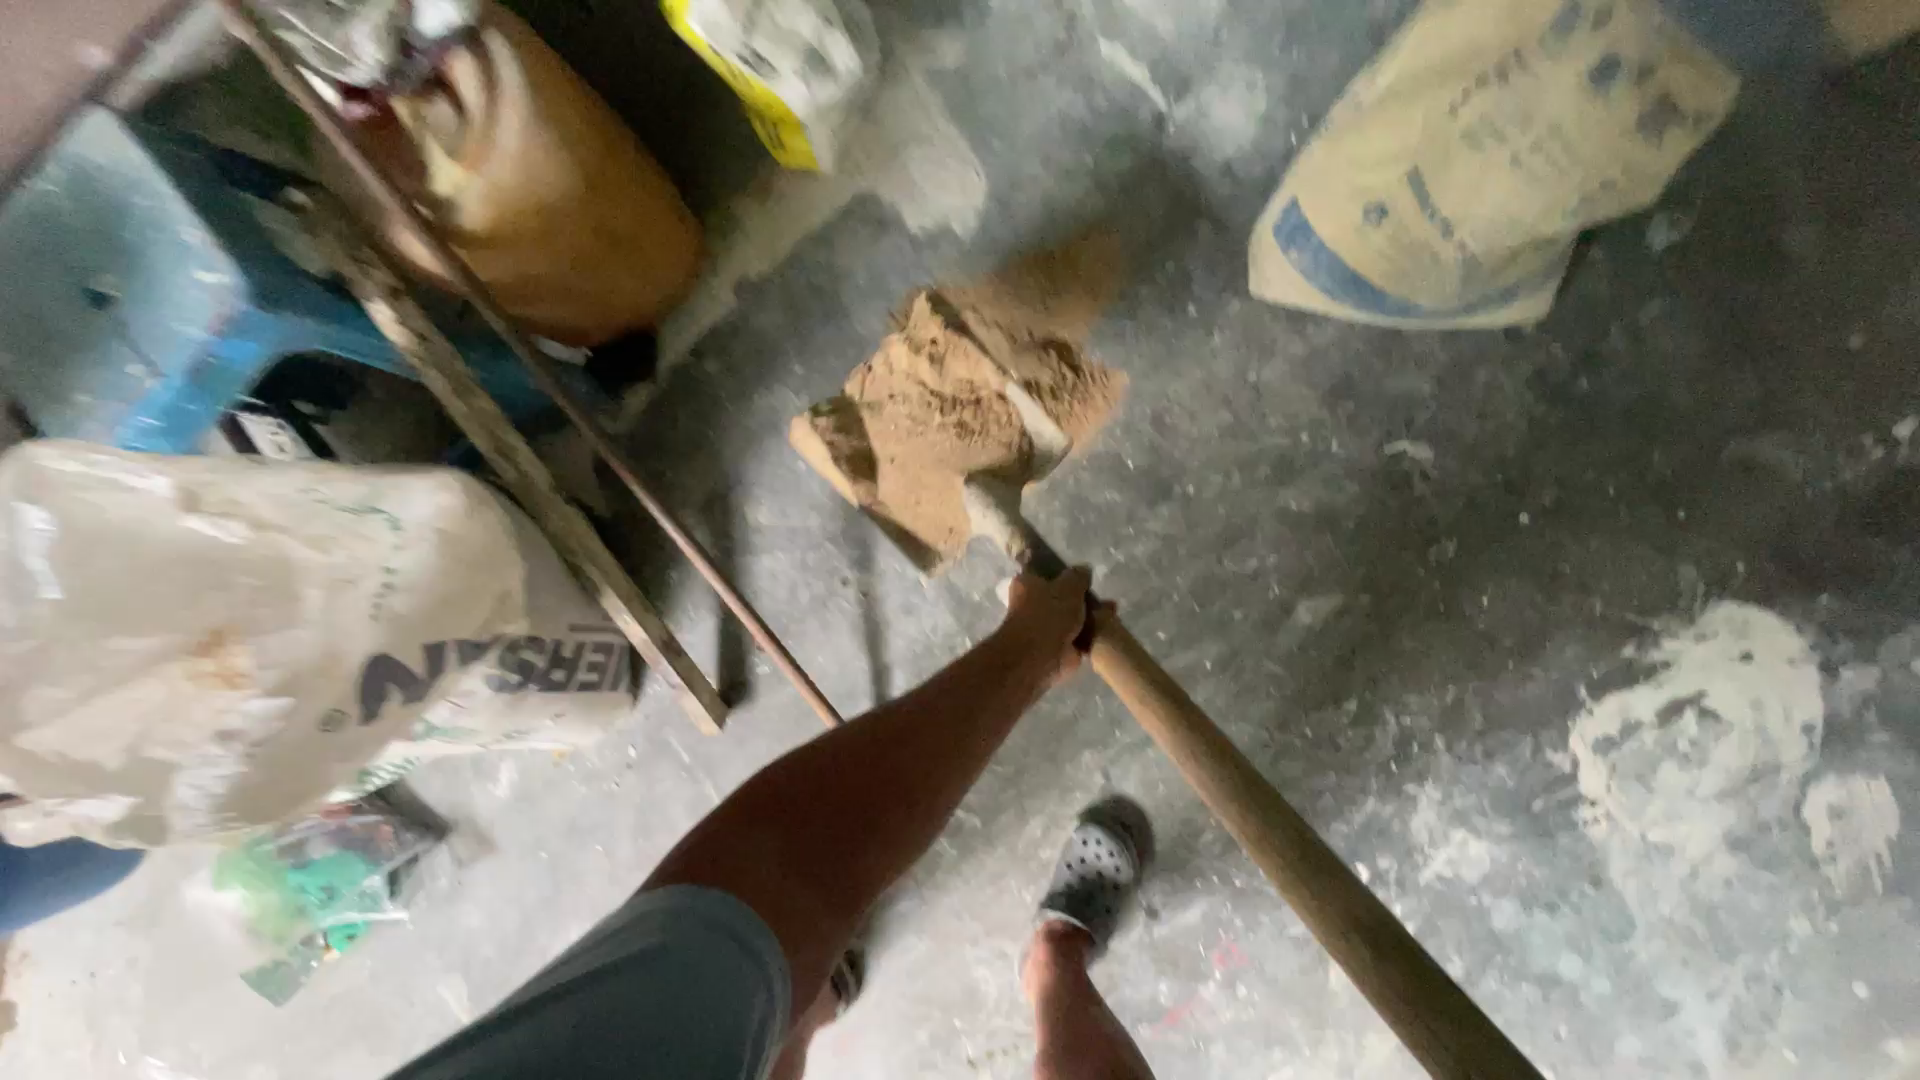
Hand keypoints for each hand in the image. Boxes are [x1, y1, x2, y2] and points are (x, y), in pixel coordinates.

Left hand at [1001, 566, 1107, 684]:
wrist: (1041, 657)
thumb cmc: (1049, 614)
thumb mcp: (1068, 586)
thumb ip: (1078, 576)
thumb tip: (1084, 569)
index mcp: (1027, 584)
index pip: (1043, 572)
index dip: (1062, 572)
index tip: (1081, 574)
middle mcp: (1033, 604)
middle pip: (1061, 596)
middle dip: (1081, 596)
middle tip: (1101, 594)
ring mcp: (1046, 627)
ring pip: (1072, 616)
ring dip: (1090, 615)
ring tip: (1111, 608)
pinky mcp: (1060, 647)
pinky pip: (1079, 635)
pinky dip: (1093, 632)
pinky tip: (1110, 625)